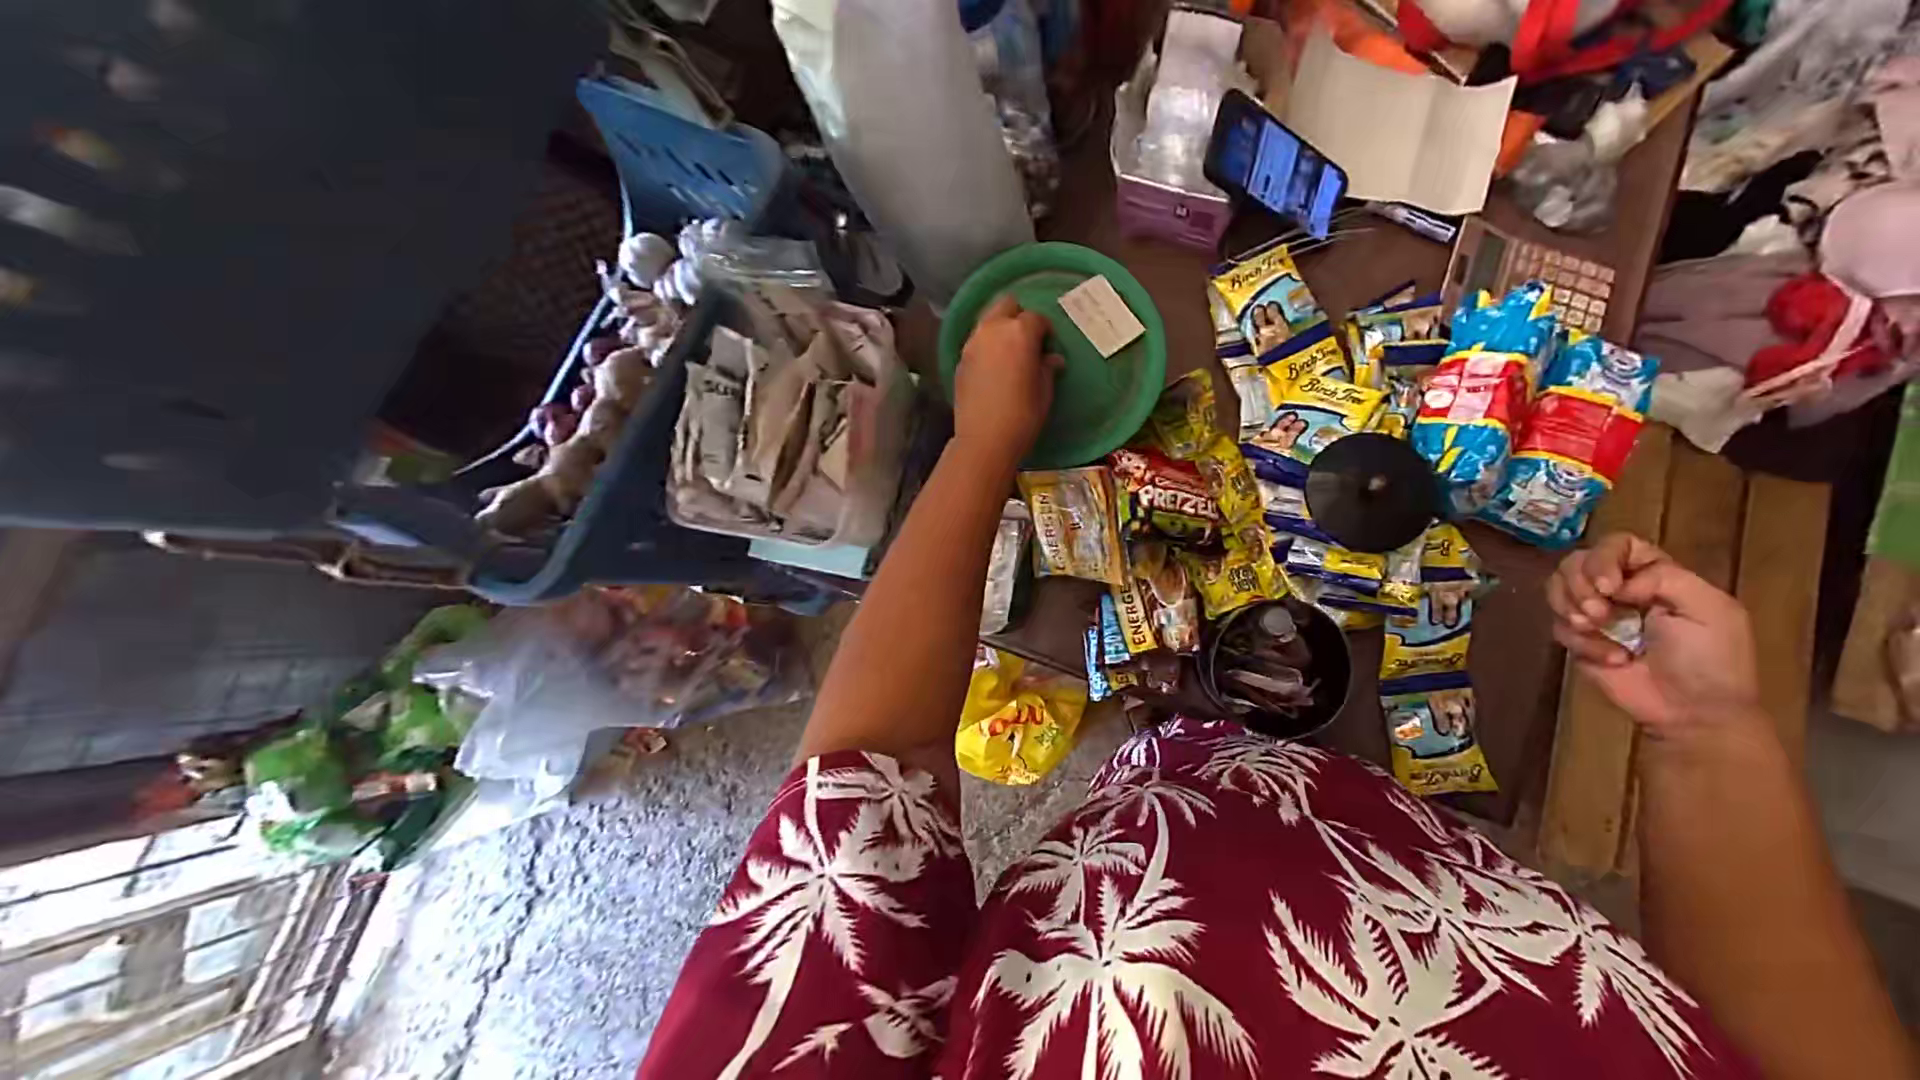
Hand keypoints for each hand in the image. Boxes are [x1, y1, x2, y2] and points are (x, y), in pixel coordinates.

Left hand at [954, 296, 1060, 470]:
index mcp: (1019, 333)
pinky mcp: (960, 360)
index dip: (1045, 330)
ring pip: (987, 321)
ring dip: (1000, 329)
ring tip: (1010, 352)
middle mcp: (992, 330)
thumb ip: (1047, 368)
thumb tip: (1052, 358)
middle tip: (1027, 339)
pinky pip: (976, 342)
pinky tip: (994, 367)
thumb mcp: (1044, 392)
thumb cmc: (1022, 416)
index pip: (1036, 318)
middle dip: (1018, 316)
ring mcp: (972, 344)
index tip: (1048, 345)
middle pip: (1006, 305)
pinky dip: (986, 346)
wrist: (984, 441)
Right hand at [1547, 532, 1762, 737]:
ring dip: (1571, 609)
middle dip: (1578, 587)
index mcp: (1655, 575)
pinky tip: (1612, 659)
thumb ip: (1666, 579)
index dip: (1603, 559)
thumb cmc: (1711, 660)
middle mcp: (1620, 588)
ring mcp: (1595, 613)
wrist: (1692, 710)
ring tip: (1597, 631)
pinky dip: (1581, 642)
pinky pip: (1557, 626)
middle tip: (1599, 614)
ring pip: (1555, 589)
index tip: (1609, 588)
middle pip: (1575, 562)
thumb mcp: (1712, 610)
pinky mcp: (1577, 639)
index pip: (1616, 545)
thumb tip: (1612, 585)